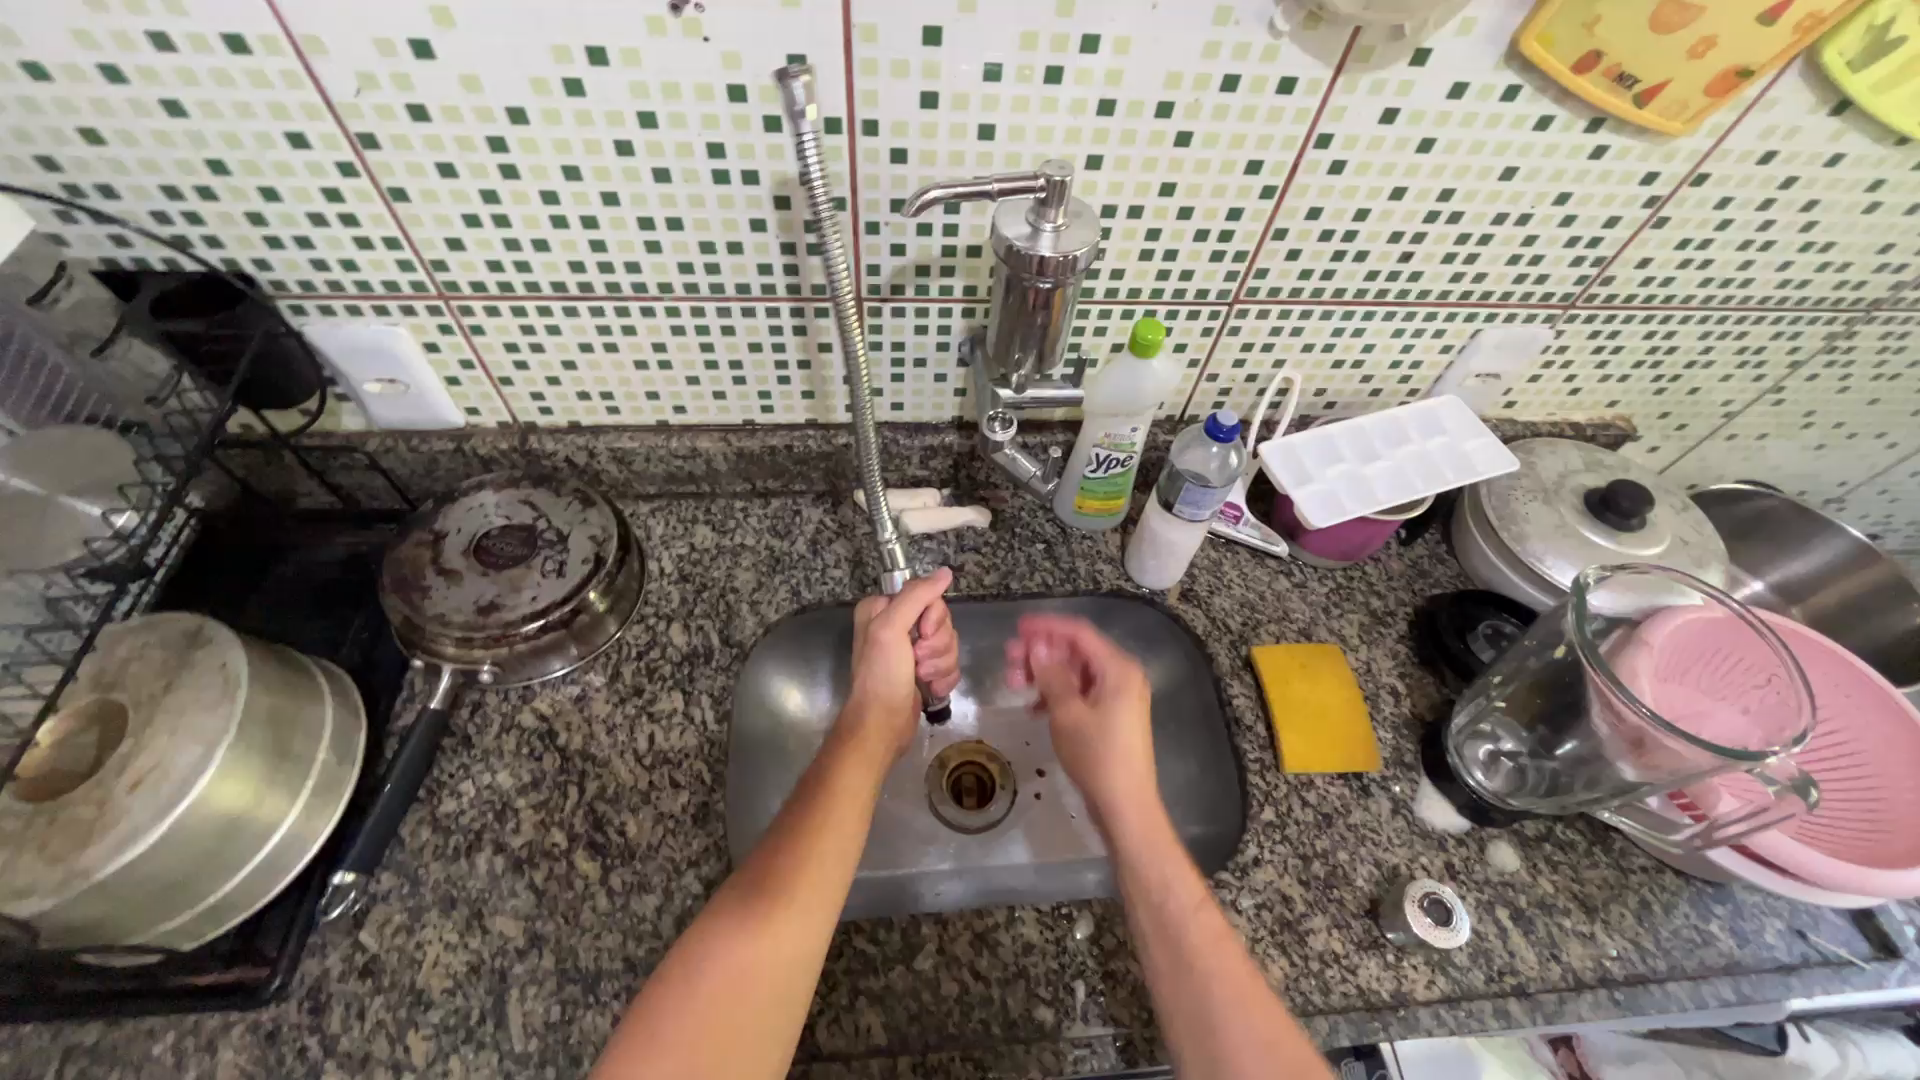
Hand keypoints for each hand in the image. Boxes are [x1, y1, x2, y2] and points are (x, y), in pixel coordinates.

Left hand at [841, 568, 959, 759]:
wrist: (882, 726)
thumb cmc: (881, 676)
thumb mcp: (891, 629)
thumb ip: (917, 596)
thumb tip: (945, 572)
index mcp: (883, 609)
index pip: (927, 597)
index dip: (933, 618)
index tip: (922, 636)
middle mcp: (897, 625)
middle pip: (942, 621)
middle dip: (938, 645)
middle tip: (918, 662)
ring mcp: (912, 650)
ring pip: (949, 644)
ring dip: (941, 664)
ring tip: (922, 679)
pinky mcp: (924, 672)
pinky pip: (951, 664)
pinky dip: (944, 678)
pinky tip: (931, 690)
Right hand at [1003, 615, 1156, 827]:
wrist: (1125, 805)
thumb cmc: (1097, 756)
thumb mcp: (1067, 713)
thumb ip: (1052, 675)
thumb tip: (1038, 646)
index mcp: (1118, 668)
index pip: (1079, 632)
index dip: (1046, 627)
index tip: (1017, 628)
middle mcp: (1122, 675)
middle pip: (1076, 652)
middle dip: (1041, 653)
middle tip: (1008, 660)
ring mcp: (1118, 696)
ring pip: (1075, 673)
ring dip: (1045, 675)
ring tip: (1014, 684)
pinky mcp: (1112, 715)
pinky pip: (1081, 693)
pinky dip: (1057, 695)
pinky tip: (1033, 709)